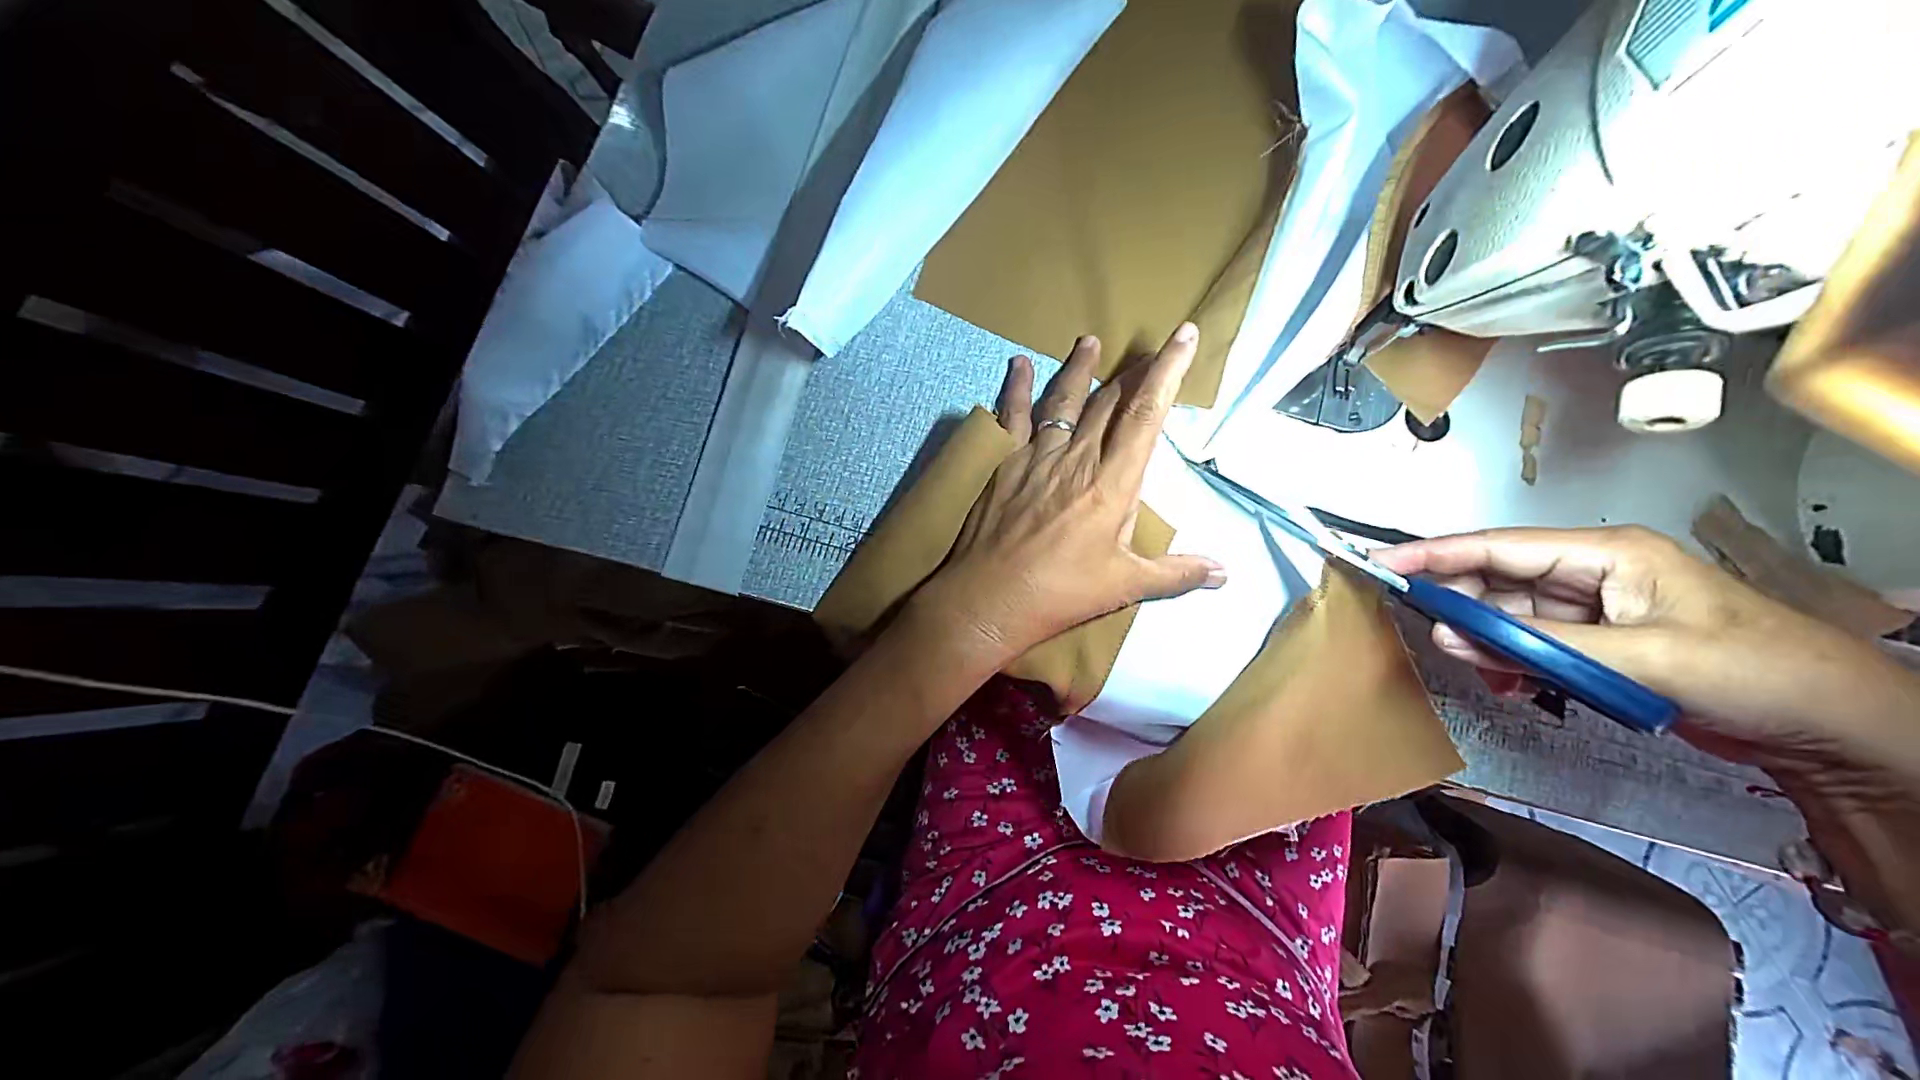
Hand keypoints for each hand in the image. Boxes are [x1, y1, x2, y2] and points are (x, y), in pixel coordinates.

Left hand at [912, 326, 1225, 662]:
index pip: (1145, 415)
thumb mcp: (1125, 586)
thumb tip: (1224, 572)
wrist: (988, 598)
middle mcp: (1076, 458)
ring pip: (1063, 400)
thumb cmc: (1060, 594)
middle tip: (1148, 349)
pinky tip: (1019, 365)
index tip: (1182, 338)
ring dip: (1080, 370)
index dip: (1167, 372)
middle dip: (1132, 371)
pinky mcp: (1003, 465)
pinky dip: (1017, 389)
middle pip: (1108, 402)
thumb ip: (1175, 574)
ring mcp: (1036, 457)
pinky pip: (1012, 417)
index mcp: (1112, 483)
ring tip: (1090, 341)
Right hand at [1372, 526, 1919, 789]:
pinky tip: (1511, 682)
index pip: (1498, 547)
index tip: (1383, 563)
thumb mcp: (1644, 658)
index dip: (1434, 554)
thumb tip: (1450, 634)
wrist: (1839, 730)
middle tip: (1428, 632)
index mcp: (1608, 553)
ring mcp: (1591, 610)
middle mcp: (1591, 573)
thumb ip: (1536, 645)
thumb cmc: (1760, 672)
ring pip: (1508, 618)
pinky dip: (1511, 664)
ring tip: (1485, 670)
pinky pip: (1528, 646)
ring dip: (1487, 644)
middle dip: (1461, 608)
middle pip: (1496, 581)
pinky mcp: (1594, 643)